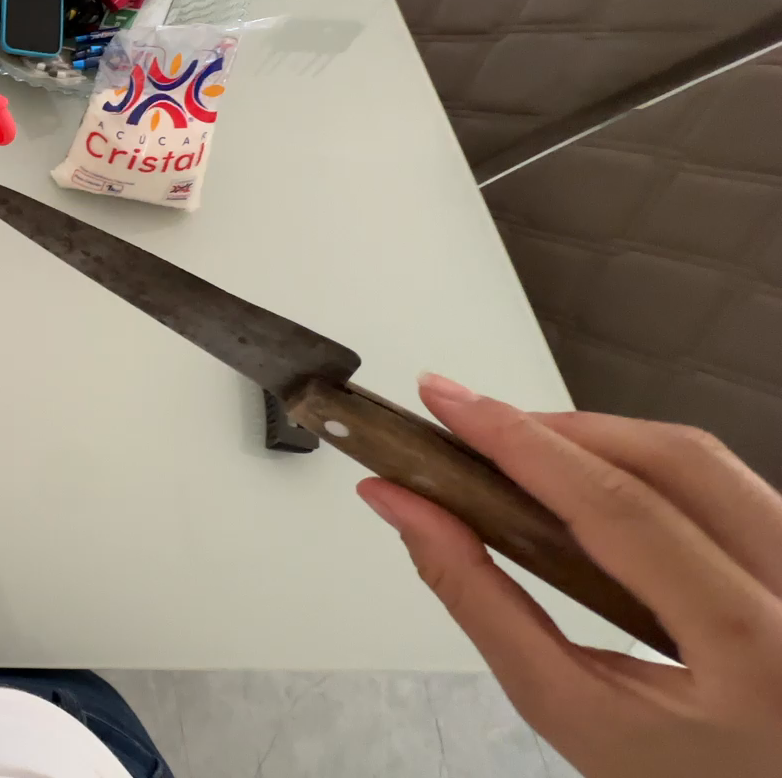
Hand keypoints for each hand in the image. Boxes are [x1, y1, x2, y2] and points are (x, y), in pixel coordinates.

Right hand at [358, 374, 781, 777]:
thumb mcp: (559, 701)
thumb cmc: (673, 774)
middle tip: (474, 427)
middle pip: (679, 461)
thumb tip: (391, 497)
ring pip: (708, 463)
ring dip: (598, 438)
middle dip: (558, 426)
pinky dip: (639, 464)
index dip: (519, 440)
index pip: (621, 508)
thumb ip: (470, 591)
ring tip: (520, 455)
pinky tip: (586, 485)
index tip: (441, 396)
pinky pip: (725, 485)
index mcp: (755, 648)